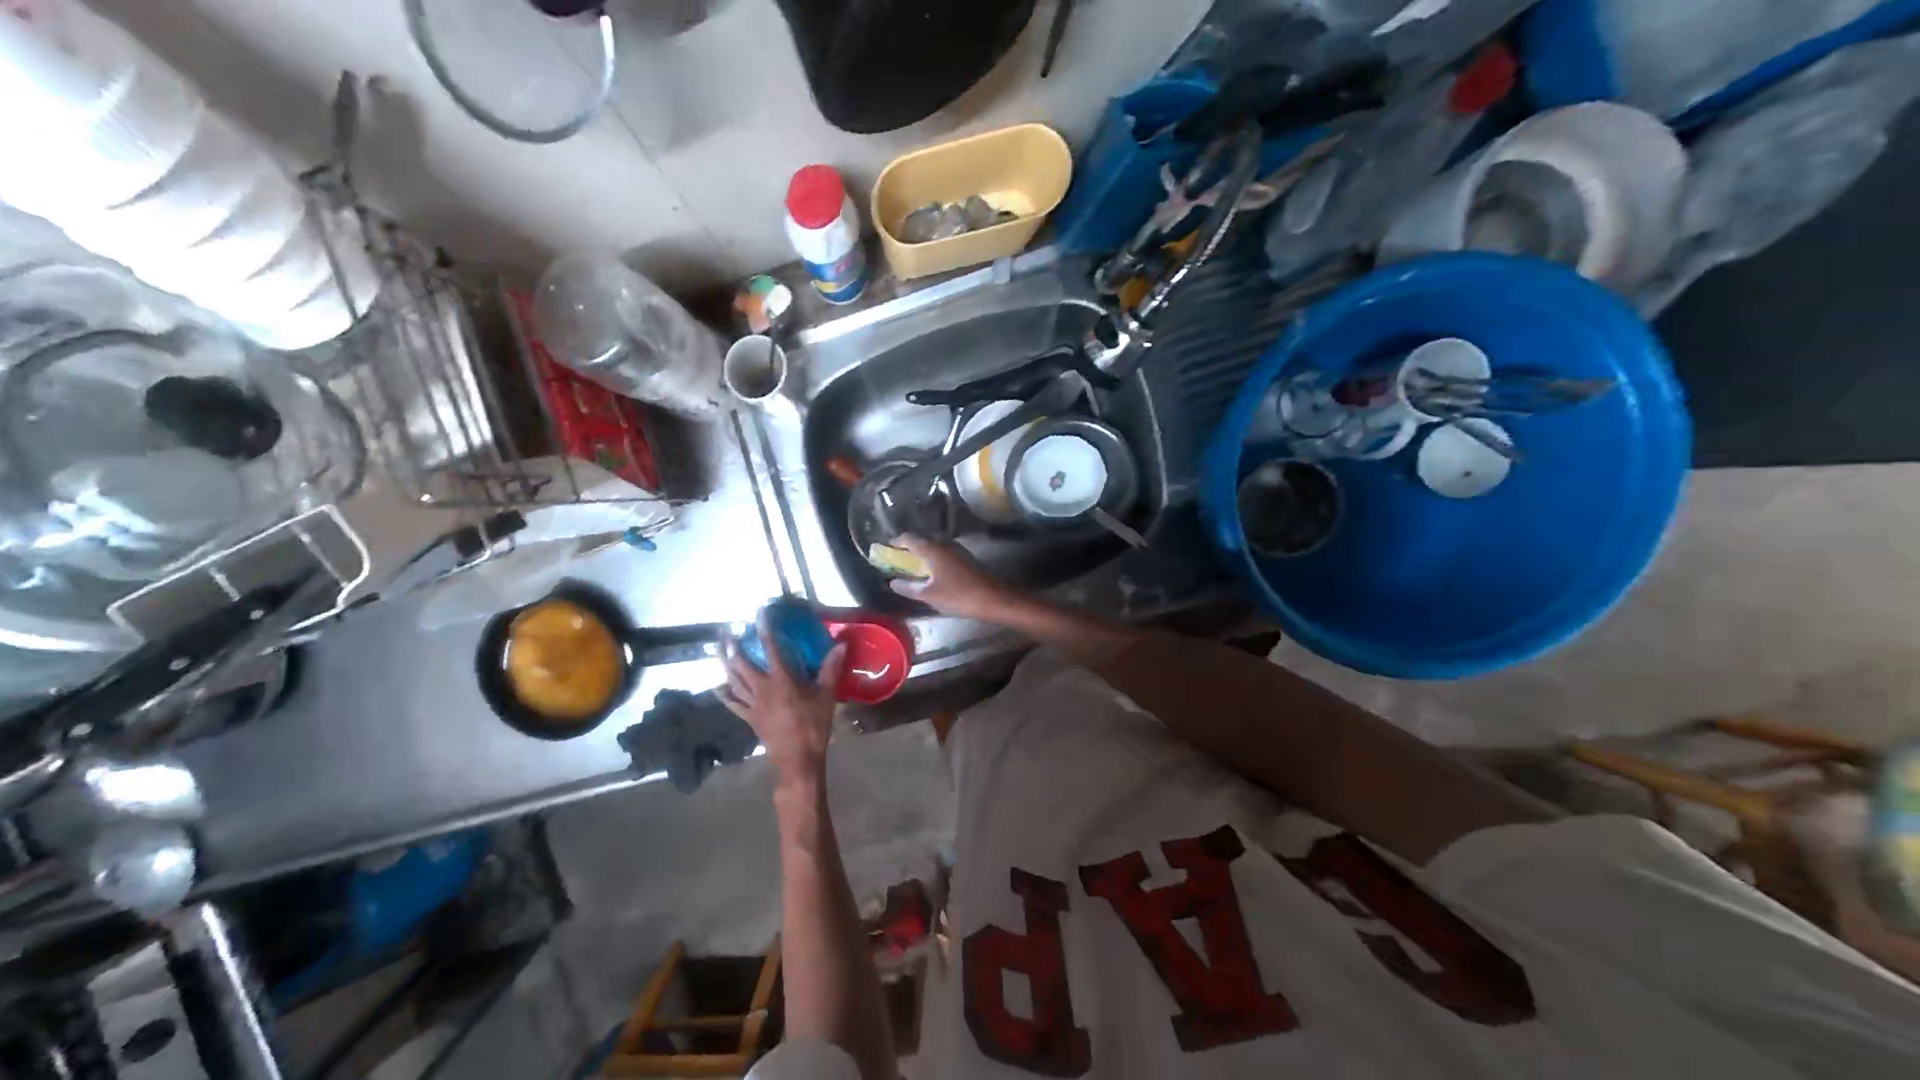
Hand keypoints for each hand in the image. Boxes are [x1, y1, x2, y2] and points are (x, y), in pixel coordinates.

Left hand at [719, 613, 846, 788]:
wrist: (798, 759)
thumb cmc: (814, 726)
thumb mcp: (827, 696)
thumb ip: (831, 668)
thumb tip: (841, 644)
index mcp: (781, 679)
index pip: (771, 647)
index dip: (765, 629)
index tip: (759, 613)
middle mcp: (762, 688)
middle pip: (741, 663)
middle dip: (733, 645)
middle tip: (727, 630)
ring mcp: (752, 704)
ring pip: (733, 680)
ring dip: (725, 664)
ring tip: (719, 650)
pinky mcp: (749, 718)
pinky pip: (732, 703)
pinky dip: (724, 694)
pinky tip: (717, 687)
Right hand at [887, 535, 1021, 619]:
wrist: (993, 598)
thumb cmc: (958, 596)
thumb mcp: (929, 595)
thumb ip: (908, 587)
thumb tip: (892, 582)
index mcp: (932, 548)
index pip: (908, 538)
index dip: (895, 543)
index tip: (885, 550)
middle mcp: (944, 543)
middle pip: (921, 539)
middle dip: (907, 548)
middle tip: (896, 560)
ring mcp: (956, 549)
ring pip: (933, 545)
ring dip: (921, 553)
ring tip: (911, 567)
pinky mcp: (964, 558)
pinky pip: (943, 552)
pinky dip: (933, 558)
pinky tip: (931, 572)